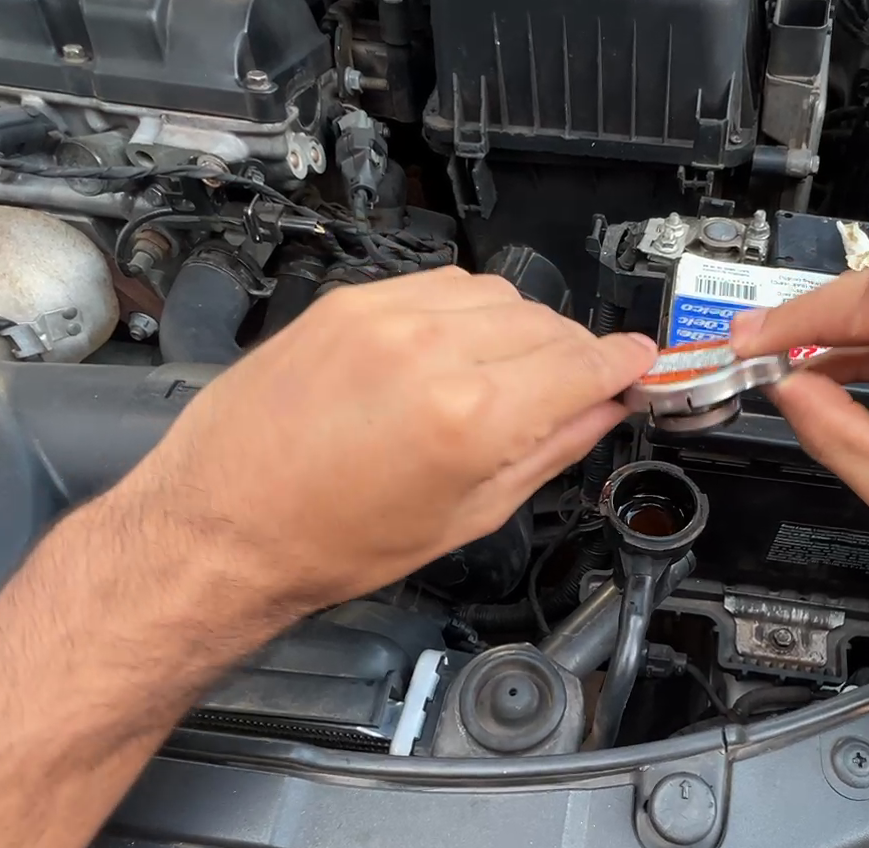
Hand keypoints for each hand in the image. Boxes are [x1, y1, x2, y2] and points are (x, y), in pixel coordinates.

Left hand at [117, 267, 656, 618]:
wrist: (225, 524)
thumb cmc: (336, 541)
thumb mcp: (468, 516)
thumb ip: (549, 452)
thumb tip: (600, 412)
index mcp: (472, 418)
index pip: (582, 366)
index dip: (624, 363)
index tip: (643, 362)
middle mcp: (433, 350)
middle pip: (549, 325)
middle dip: (576, 354)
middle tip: (576, 387)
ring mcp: (386, 315)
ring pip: (500, 297)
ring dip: (525, 331)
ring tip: (509, 377)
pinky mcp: (349, 302)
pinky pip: (443, 286)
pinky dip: (471, 313)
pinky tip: (459, 352)